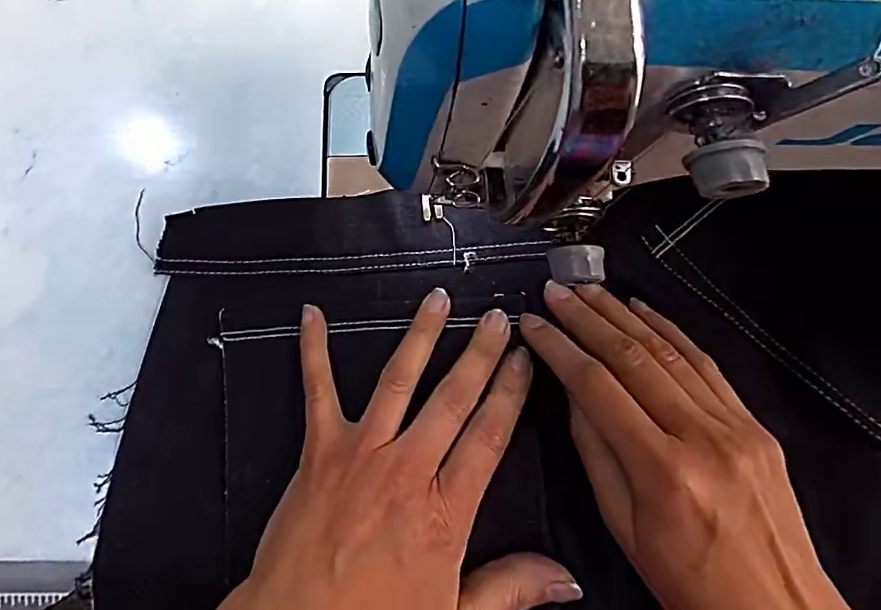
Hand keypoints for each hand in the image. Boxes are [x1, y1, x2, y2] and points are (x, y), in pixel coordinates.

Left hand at [219, 288, 582, 609]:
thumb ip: (511, 590)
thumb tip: (567, 581)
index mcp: (443, 511)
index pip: (489, 435)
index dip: (510, 392)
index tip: (524, 359)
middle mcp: (406, 469)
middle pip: (453, 398)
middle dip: (479, 353)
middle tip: (496, 318)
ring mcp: (361, 452)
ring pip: (399, 379)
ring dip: (421, 335)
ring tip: (438, 300)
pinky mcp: (320, 449)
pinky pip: (317, 390)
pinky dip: (314, 350)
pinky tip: (313, 316)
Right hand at [521, 283, 850, 609]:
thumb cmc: (693, 586)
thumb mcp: (626, 530)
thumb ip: (596, 453)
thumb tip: (573, 392)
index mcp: (663, 473)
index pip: (597, 386)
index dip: (559, 347)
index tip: (535, 323)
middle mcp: (702, 437)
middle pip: (631, 356)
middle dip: (586, 317)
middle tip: (558, 292)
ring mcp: (733, 424)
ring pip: (667, 349)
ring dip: (623, 313)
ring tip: (591, 291)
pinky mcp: (753, 421)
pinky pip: (704, 361)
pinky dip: (669, 329)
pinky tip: (644, 310)